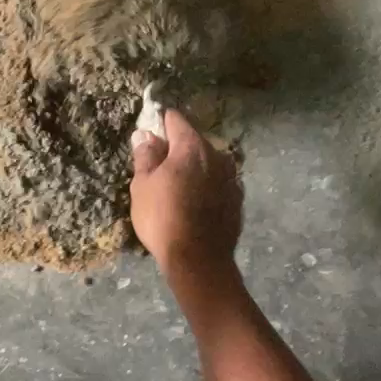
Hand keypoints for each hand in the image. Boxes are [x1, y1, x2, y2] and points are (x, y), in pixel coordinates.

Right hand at [130, 108, 242, 283]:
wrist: (199, 261)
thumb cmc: (163, 219)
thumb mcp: (142, 186)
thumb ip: (145, 155)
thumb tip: (145, 134)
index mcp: (191, 146)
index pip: (175, 119)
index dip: (159, 124)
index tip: (148, 137)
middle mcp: (217, 155)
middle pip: (193, 140)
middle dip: (176, 148)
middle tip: (158, 168)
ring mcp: (231, 177)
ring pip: (207, 162)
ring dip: (193, 168)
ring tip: (176, 189)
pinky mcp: (238, 198)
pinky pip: (217, 182)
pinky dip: (206, 185)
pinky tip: (194, 203)